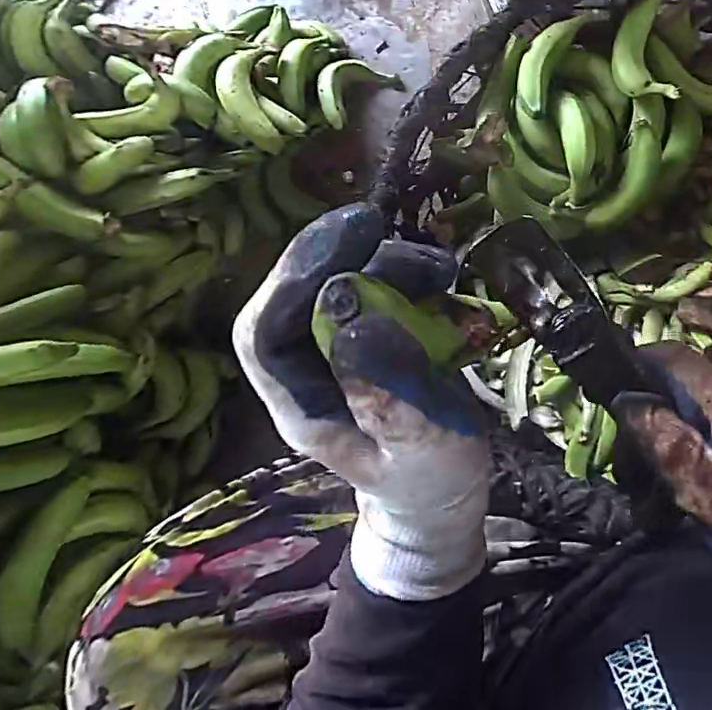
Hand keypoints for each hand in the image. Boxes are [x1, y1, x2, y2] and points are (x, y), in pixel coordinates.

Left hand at [233, 204, 487, 601]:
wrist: (447, 490)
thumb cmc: (428, 481)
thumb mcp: (419, 446)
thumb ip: (388, 391)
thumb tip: (356, 318)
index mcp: (301, 402)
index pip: (264, 332)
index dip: (292, 278)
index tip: (342, 240)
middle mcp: (312, 365)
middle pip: (301, 292)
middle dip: (337, 252)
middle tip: (375, 222)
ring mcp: (347, 343)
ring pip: (346, 277)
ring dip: (390, 260)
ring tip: (442, 271)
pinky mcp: (381, 328)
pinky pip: (383, 283)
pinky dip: (413, 270)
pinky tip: (445, 278)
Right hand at [613, 342, 711, 605]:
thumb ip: (674, 450)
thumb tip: (628, 402)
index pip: (674, 356)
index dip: (636, 361)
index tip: (607, 386)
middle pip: (682, 376)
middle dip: (647, 394)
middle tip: (623, 436)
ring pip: (695, 398)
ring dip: (666, 416)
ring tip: (647, 458)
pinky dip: (688, 432)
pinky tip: (683, 469)